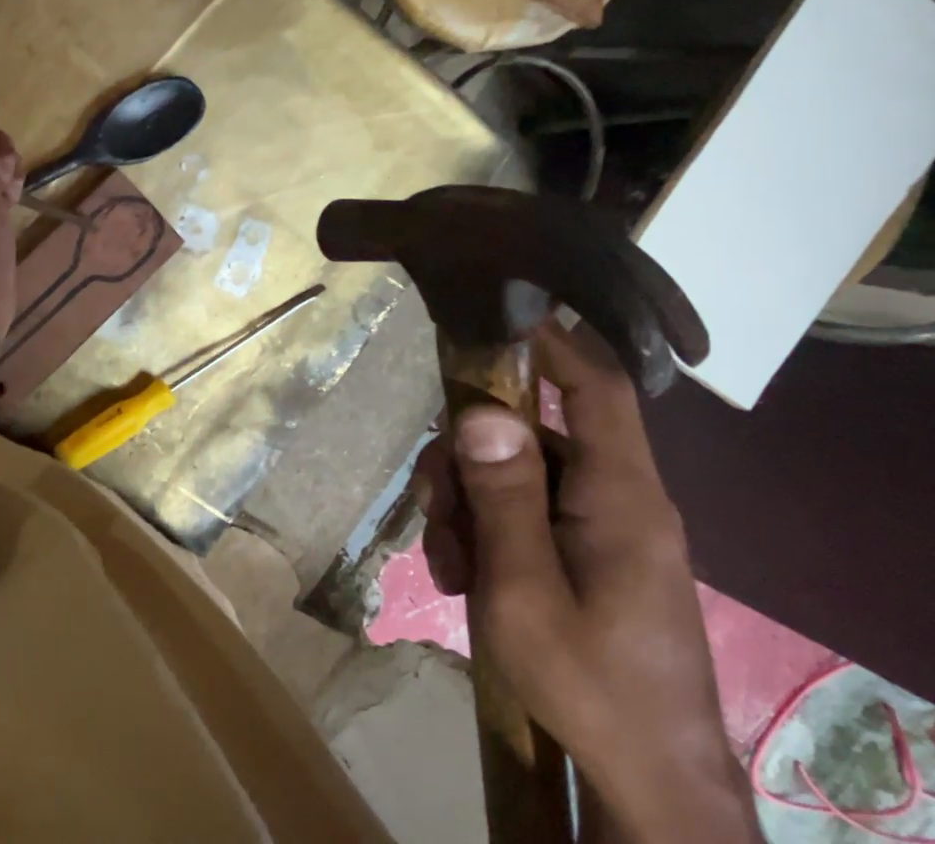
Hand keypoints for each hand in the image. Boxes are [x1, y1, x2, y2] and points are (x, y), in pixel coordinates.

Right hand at [414, 323, 760, 842]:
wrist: (648, 767)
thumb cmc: (585, 677)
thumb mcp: (521, 588)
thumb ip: (502, 498)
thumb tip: (480, 414)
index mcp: (618, 496)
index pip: (596, 389)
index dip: (552, 342)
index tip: (493, 316)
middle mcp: (619, 498)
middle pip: (532, 436)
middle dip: (468, 461)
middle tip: (434, 514)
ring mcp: (605, 528)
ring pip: (517, 477)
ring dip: (469, 509)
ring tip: (450, 569)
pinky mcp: (591, 554)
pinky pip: (527, 516)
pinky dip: (487, 536)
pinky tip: (467, 581)